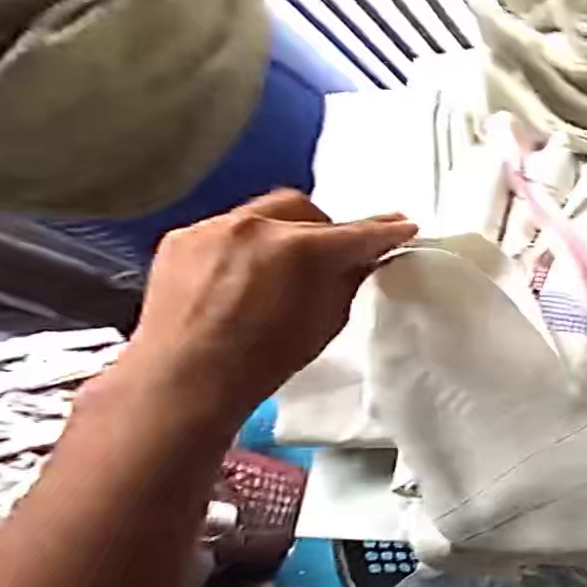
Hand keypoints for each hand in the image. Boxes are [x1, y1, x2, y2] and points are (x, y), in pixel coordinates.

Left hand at [114, 190, 416, 427]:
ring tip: (285, 266)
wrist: (188, 377)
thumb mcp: (329, 319)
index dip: (386, 231)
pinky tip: (245, 276)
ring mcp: (214, 227)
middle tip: (334, 255)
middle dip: (327, 228)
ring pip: (265, 214)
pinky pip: (228, 229)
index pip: (357, 233)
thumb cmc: (269, 357)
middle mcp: (257, 226)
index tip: (404, 227)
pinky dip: (247, 246)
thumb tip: (361, 259)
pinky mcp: (181, 237)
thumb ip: (348, 279)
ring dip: (285, 233)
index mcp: (302, 249)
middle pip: (306, 209)